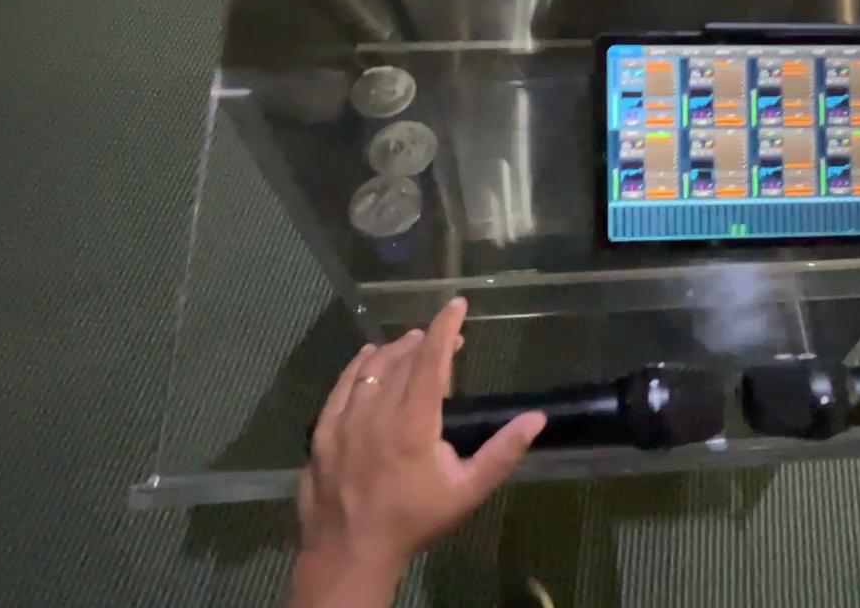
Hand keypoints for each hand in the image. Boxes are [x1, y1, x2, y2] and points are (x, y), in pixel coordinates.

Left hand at [290, 298, 545, 607]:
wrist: (350, 557)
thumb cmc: (414, 521)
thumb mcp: (467, 491)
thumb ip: (502, 452)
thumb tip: (536, 418)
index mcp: (413, 421)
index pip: (430, 359)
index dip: (445, 327)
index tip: (458, 303)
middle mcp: (377, 411)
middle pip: (402, 358)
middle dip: (426, 340)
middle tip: (446, 340)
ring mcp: (345, 420)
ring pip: (371, 367)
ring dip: (395, 349)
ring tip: (412, 344)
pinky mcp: (323, 433)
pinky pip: (341, 385)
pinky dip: (359, 365)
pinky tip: (369, 358)